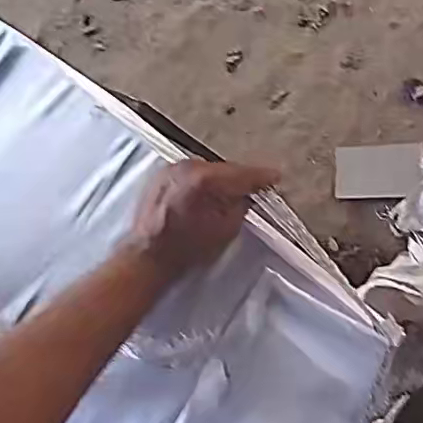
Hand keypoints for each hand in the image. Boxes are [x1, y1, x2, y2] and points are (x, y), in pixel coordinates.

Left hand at [124, 160, 278, 278]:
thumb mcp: (225, 230)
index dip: (262, 176)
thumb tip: (246, 196)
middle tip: (252, 191)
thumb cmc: (186, 249)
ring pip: (206, 170)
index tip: (275, 177)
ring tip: (226, 197)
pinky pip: (190, 174)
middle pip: (224, 169)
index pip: (242, 173)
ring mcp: (171, 169)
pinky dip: (201, 182)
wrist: (148, 255)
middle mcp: (187, 167)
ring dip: (218, 180)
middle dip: (238, 180)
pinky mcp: (161, 176)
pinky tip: (205, 197)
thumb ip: (241, 206)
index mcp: (205, 179)